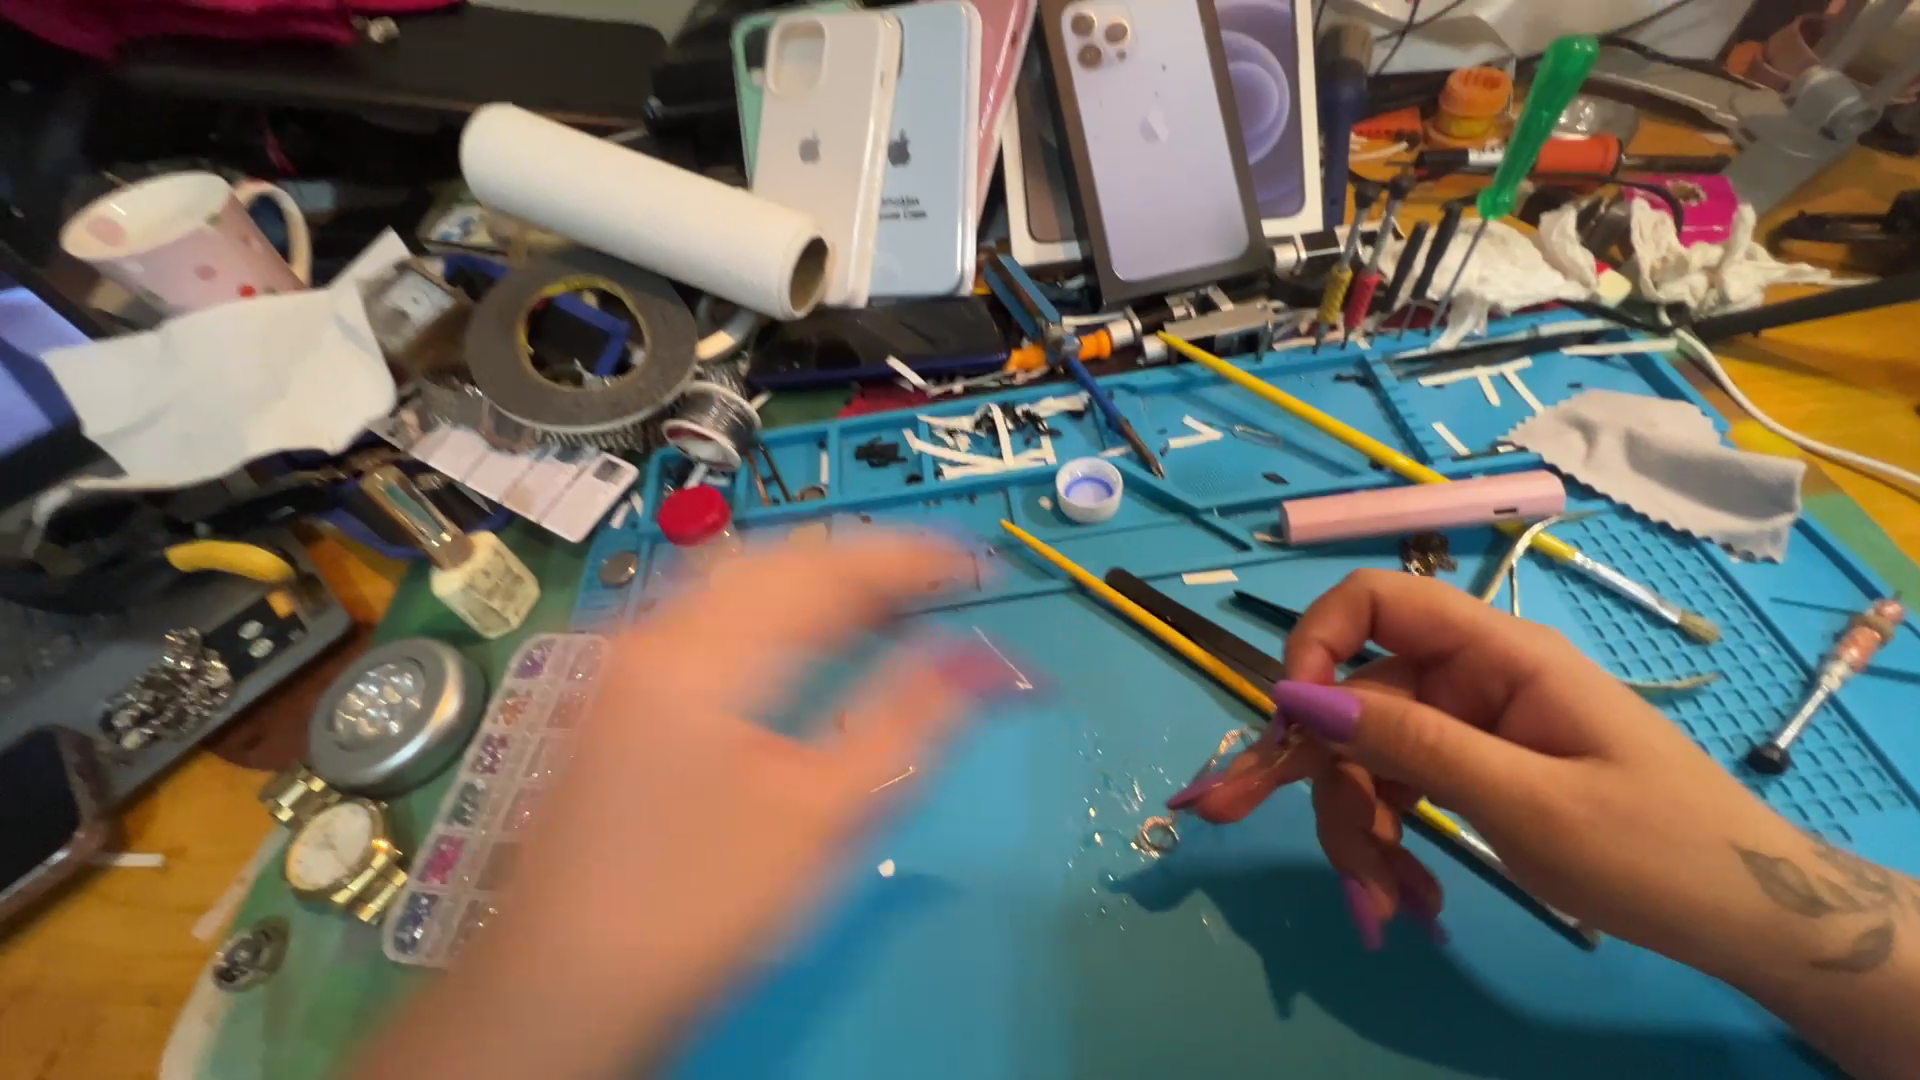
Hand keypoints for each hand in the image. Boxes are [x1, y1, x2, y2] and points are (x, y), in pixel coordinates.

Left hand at [363, 534, 1017, 1078]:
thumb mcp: (824, 815)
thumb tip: (989, 660)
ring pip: (744, 573)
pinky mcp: (625, 681)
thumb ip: (911, 719)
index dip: (913, 558)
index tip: (980, 566)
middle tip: (943, 582)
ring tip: (892, 598)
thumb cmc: (700, 909)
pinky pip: (717, 607)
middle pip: (783, 555)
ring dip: (825, 574)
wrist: (553, 993)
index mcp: (703, 652)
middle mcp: (658, 627)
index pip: (828, 569)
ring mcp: (631, 651)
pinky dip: (781, 601)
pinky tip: (812, 629)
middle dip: (871, 560)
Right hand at [1168, 569, 1812, 973]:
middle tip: (1226, 810)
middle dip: (1302, 767)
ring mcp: (1457, 727)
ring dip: (1354, 829)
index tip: (1291, 713)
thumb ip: (1407, 741)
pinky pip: (1389, 793)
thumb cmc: (1659, 850)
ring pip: (1360, 758)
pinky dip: (1384, 844)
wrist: (1753, 927)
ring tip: (1380, 903)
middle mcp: (1463, 679)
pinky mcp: (1457, 770)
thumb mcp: (1526, 801)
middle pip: (1350, 701)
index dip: (1317, 640)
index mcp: (1493, 655)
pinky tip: (1406, 900)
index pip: (1377, 600)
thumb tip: (1296, 699)